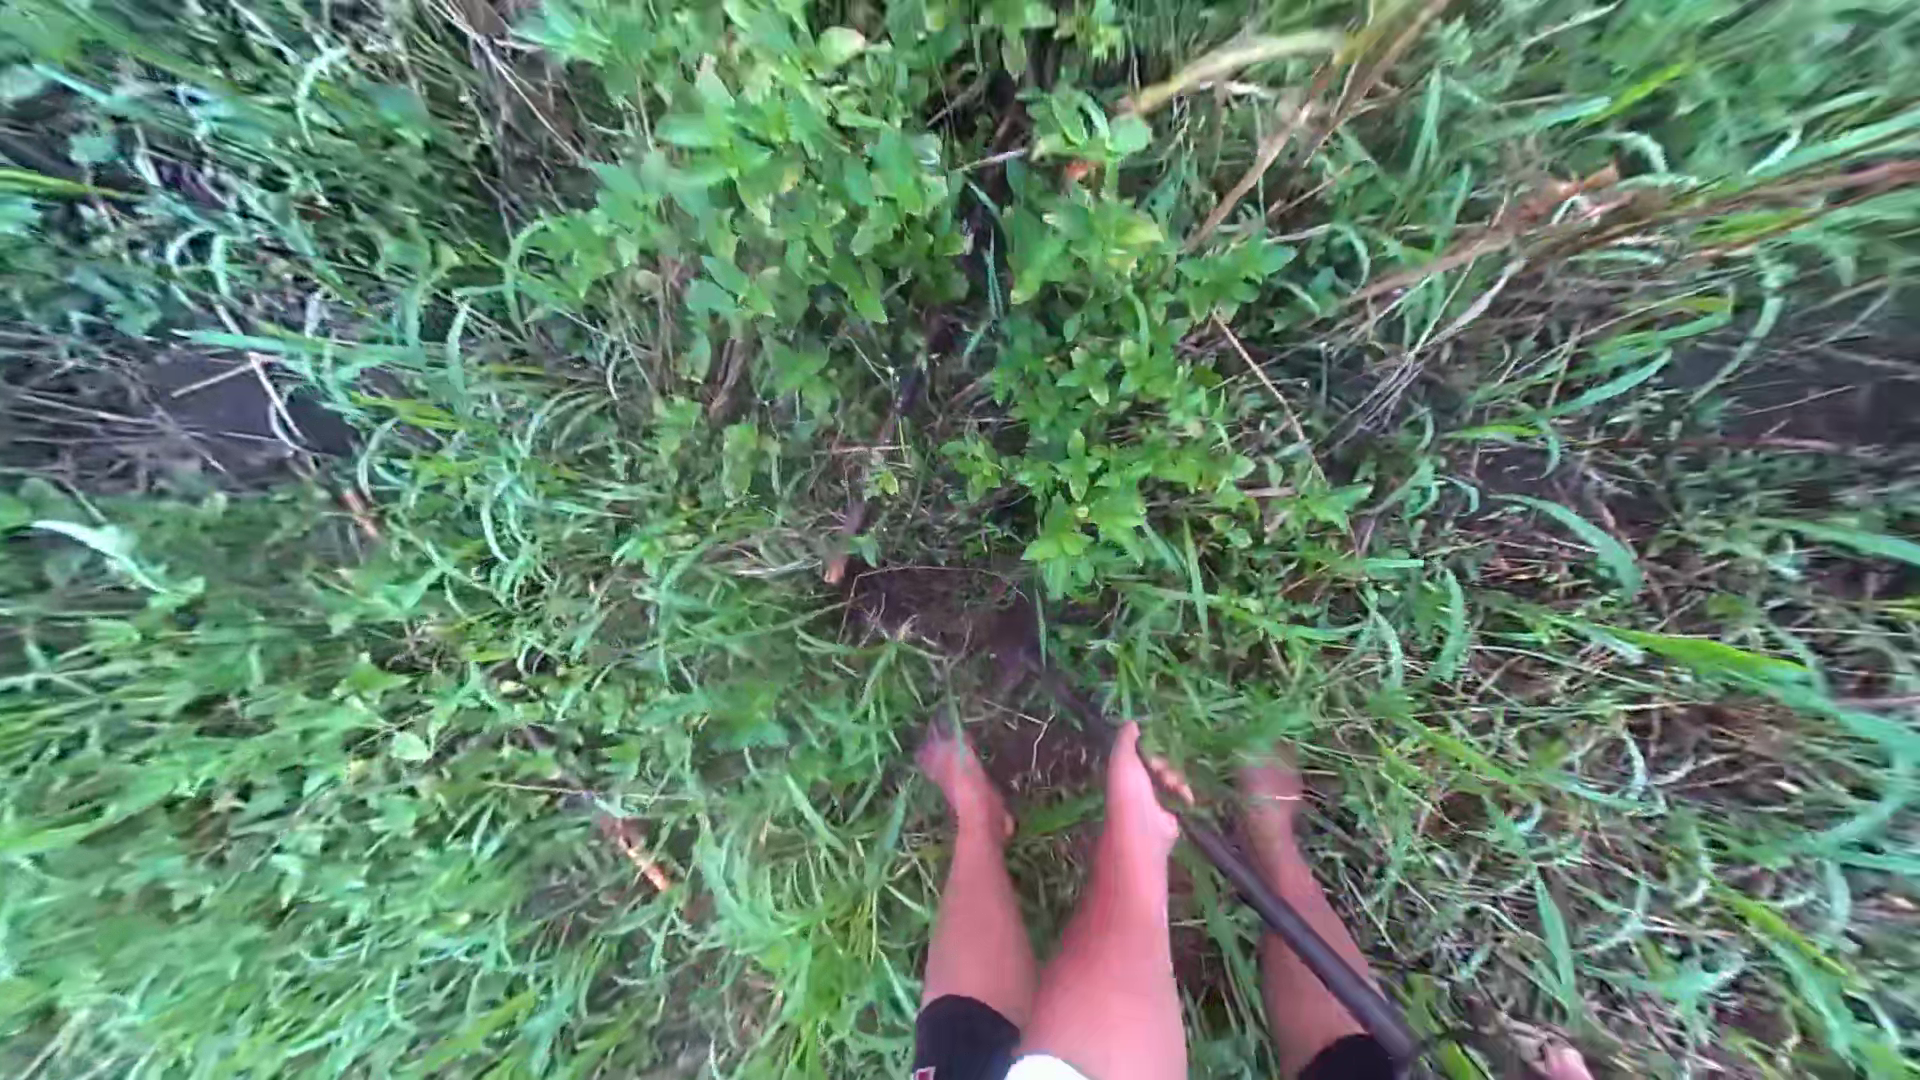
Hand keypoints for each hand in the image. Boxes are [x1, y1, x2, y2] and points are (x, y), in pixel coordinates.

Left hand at [1104, 722, 1182, 858]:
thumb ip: (1126, 738)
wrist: (1142, 826)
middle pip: (1159, 763)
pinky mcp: (1171, 811)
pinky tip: (1185, 796)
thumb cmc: (1128, 788)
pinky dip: (1185, 792)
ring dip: (1175, 777)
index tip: (1156, 748)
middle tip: (1161, 770)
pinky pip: (1182, 794)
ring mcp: (1155, 797)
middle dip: (1164, 763)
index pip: (1141, 751)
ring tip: (1172, 784)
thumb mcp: (1122, 757)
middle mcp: (1139, 782)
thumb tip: (1132, 722)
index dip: (1150, 748)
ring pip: (1172, 777)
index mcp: (1125, 769)